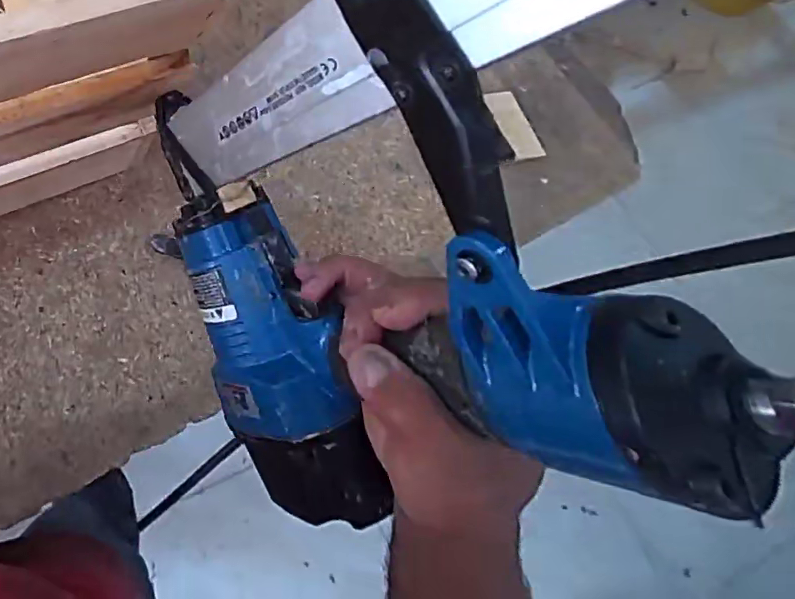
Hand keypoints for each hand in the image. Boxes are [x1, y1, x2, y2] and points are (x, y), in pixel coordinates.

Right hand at [296, 256, 542, 534]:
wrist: (441, 515)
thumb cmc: (454, 489)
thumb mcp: (434, 454)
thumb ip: (404, 406)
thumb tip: (362, 355)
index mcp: (486, 361)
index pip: (457, 307)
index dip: (416, 299)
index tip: (381, 313)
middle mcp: (455, 338)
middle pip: (412, 290)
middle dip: (367, 294)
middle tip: (326, 305)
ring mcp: (421, 336)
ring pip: (383, 289)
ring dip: (342, 280)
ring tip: (308, 283)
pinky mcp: (392, 341)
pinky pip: (362, 305)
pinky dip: (334, 291)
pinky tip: (308, 285)